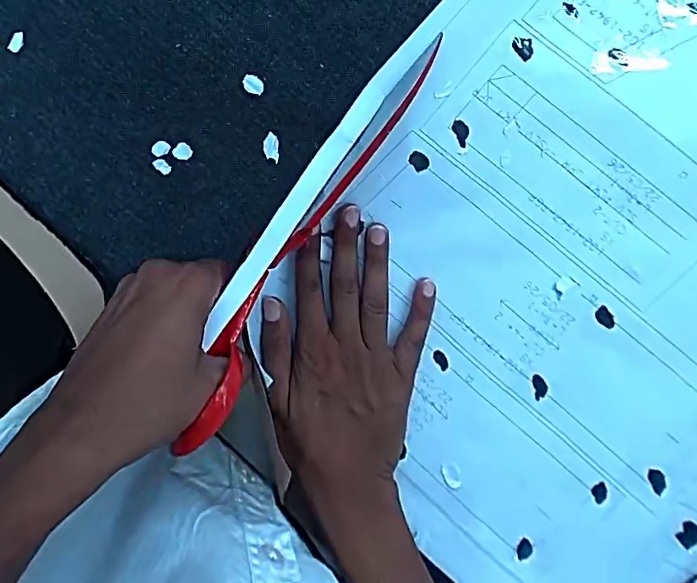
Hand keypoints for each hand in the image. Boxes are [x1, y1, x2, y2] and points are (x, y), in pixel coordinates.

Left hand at [36, 257, 229, 473]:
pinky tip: (156, 361)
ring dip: (182, 317)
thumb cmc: (137, 405)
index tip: (243, 312)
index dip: (239, 296)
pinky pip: (148, 303)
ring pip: (172, 293)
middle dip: (211, 311)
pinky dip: (158, 323)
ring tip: (180, 362)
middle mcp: (155, 276)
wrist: (83, 424)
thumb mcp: (209, 386)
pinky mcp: (112, 304)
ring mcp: (129, 288)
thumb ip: (233, 357)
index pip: (228, 271)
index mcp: (184, 285)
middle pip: (198, 281)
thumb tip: (236, 350)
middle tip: (213, 349)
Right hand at [262, 203, 434, 581]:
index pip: (309, 292)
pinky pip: (411, 338)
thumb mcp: (277, 398)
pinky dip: (420, 311)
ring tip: (379, 231)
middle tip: (350, 213)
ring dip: (377, 264)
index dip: (309, 257)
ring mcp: (376, 359)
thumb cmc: (308, 440)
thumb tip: (271, 304)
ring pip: (376, 302)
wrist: (351, 483)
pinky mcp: (400, 375)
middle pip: (345, 287)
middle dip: (346, 246)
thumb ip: (276, 349)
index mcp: (313, 351)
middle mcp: (346, 347)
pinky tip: (425, 283)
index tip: (311, 227)